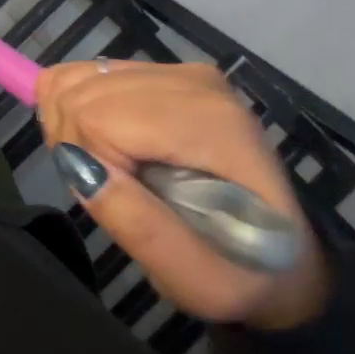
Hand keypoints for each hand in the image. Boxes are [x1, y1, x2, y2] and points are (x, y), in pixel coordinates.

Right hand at [36, 60, 329, 328]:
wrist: (284, 261)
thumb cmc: (242, 274)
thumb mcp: (199, 281)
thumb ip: (141, 227)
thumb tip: (79, 167)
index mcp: (211, 126)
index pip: (98, 117)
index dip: (91, 162)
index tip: (123, 201)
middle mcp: (194, 83)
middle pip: (81, 93)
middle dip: (75, 144)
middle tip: (110, 188)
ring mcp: (177, 72)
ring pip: (75, 80)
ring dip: (70, 127)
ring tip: (107, 167)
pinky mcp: (162, 72)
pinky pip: (84, 73)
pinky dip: (73, 107)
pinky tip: (100, 140)